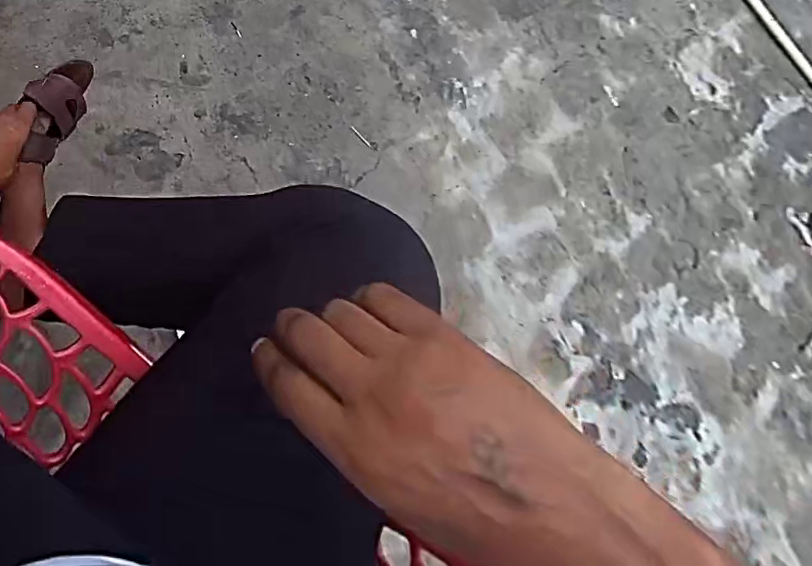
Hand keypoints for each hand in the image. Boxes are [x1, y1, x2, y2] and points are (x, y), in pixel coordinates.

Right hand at [252, 284, 734, 565]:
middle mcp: (370, 393)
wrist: (549, 501)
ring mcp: (405, 357)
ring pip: (341, 311)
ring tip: (336, 323)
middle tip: (289, 325)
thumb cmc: (469, 516)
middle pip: (306, 335)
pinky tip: (371, 310)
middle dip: (289, 326)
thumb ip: (349, 441)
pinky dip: (368, 299)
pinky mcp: (437, 332)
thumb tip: (325, 396)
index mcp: (353, 448)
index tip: (262, 347)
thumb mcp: (390, 496)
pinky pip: (384, 296)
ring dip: (330, 314)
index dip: (268, 360)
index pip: (288, 386)